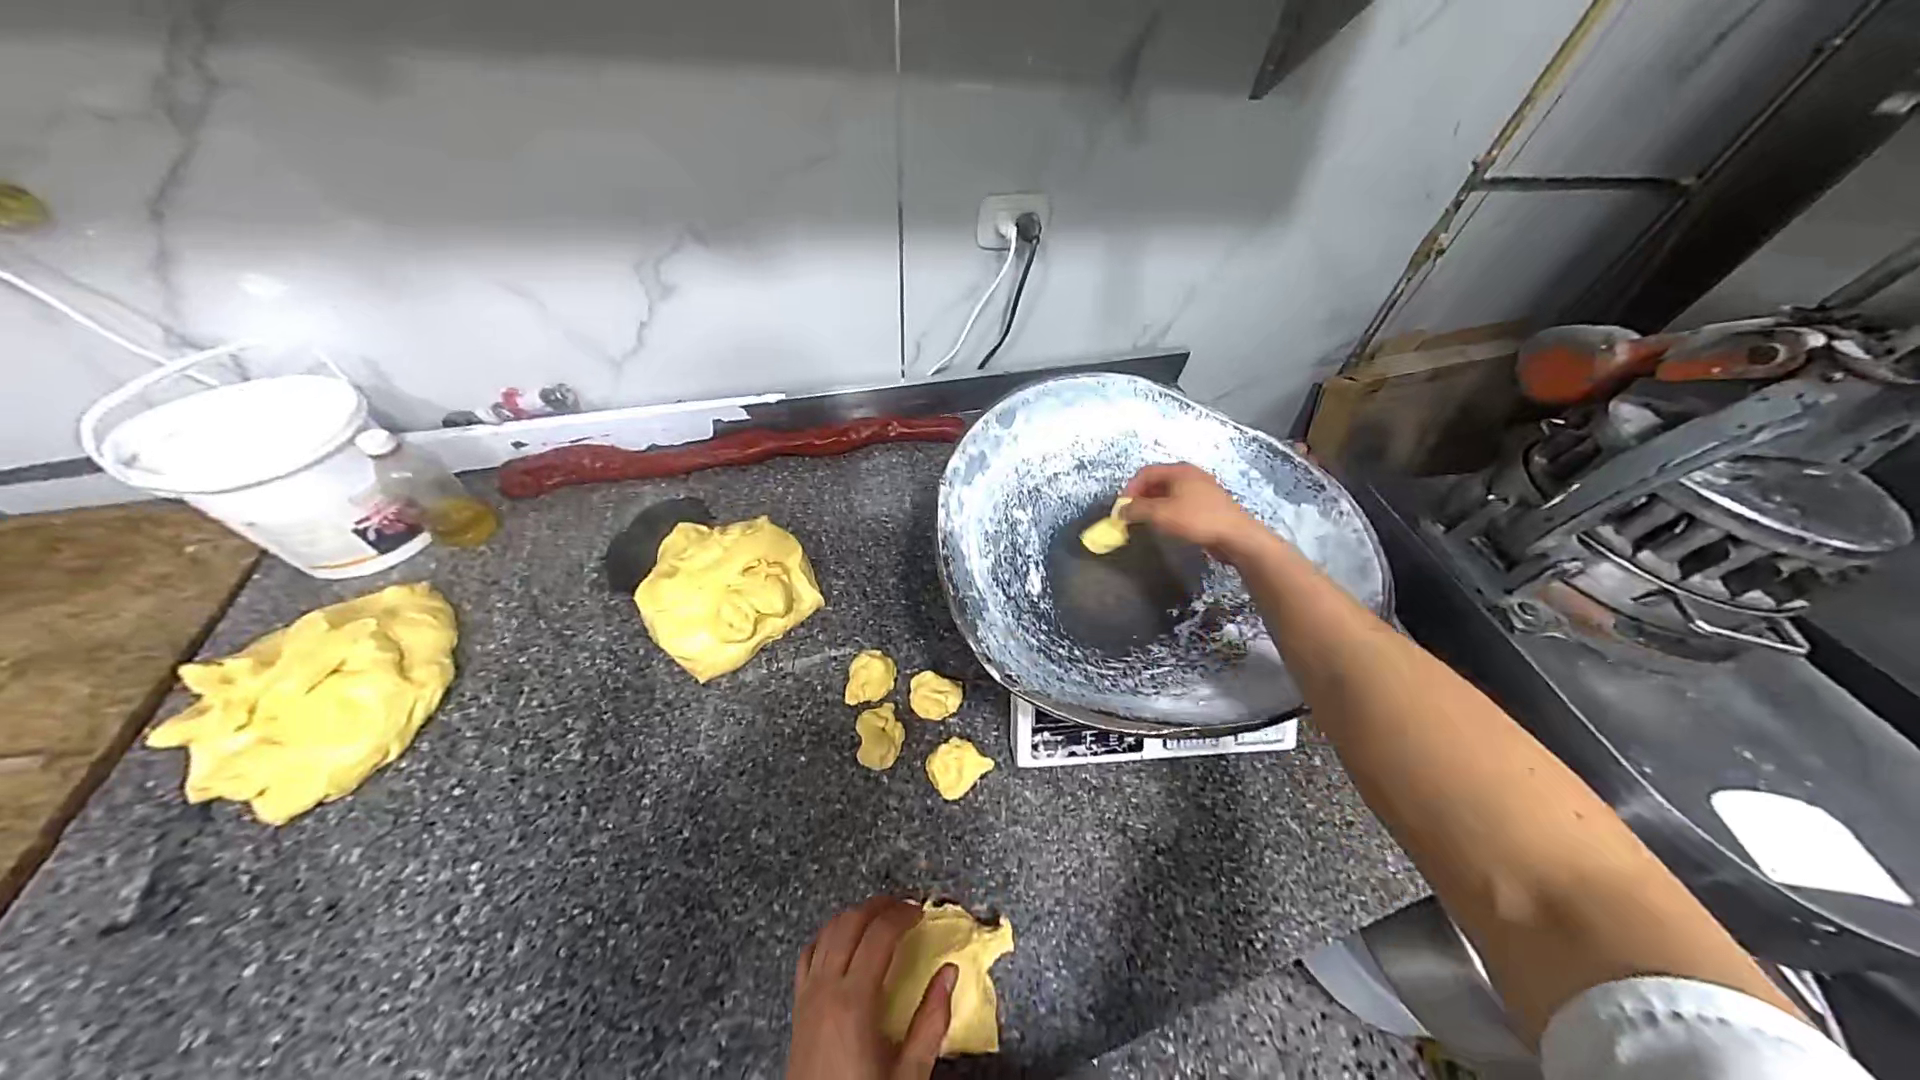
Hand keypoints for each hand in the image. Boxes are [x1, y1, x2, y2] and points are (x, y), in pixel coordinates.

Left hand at [787, 897, 958, 1079]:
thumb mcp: (909, 1073)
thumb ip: (931, 1020)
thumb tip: (949, 972)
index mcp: (855, 1002)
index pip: (879, 935)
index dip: (901, 914)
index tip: (920, 911)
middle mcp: (826, 989)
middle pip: (851, 923)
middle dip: (880, 906)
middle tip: (905, 906)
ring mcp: (807, 994)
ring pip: (828, 930)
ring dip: (855, 915)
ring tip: (880, 916)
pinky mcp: (797, 1005)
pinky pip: (809, 952)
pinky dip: (829, 935)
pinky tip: (845, 939)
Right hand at [1119, 463, 1273, 560]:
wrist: (1236, 536)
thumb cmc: (1197, 519)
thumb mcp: (1160, 514)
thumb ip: (1136, 510)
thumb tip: (1121, 510)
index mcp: (1179, 470)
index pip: (1145, 473)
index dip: (1130, 488)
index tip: (1122, 507)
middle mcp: (1191, 474)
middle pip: (1158, 481)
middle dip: (1141, 497)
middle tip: (1133, 515)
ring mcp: (1202, 488)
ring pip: (1170, 493)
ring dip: (1155, 505)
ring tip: (1148, 521)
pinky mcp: (1210, 504)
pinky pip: (1182, 502)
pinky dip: (1169, 510)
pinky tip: (1169, 525)